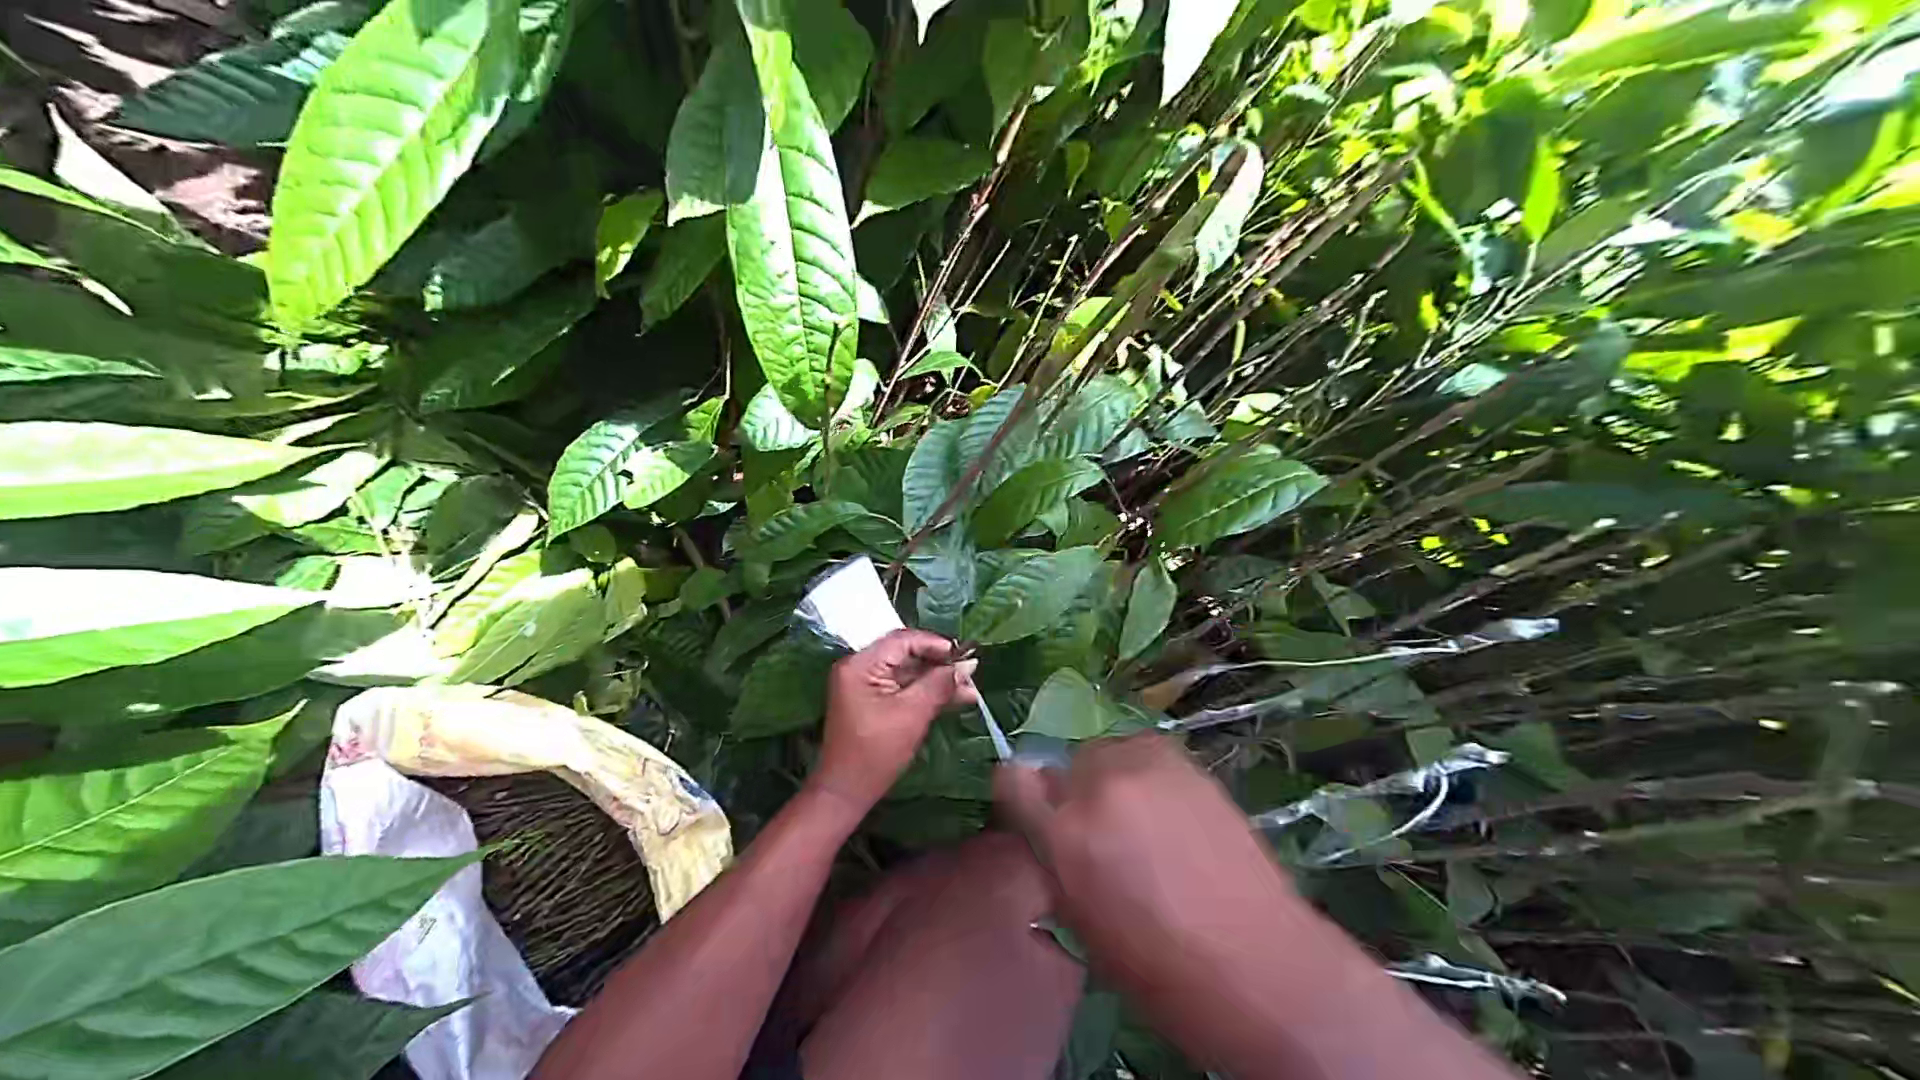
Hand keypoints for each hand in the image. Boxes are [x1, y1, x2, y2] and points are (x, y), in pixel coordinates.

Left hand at [811, 629, 977, 809]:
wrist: (847, 792)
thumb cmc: (876, 752)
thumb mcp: (912, 714)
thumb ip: (940, 684)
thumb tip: (968, 664)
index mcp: (860, 664)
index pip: (903, 640)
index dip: (936, 644)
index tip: (965, 654)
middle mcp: (858, 667)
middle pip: (906, 654)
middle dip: (940, 663)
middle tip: (971, 672)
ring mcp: (864, 684)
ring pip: (907, 671)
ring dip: (937, 679)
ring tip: (969, 689)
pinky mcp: (871, 700)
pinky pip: (902, 687)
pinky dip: (925, 691)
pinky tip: (953, 697)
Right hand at [995, 735, 1293, 988]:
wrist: (1258, 963)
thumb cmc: (1158, 968)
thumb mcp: (1079, 921)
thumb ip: (1053, 859)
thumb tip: (1045, 825)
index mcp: (1063, 835)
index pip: (1011, 778)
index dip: (1021, 794)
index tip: (1035, 813)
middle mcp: (1095, 787)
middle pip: (1061, 763)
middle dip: (1072, 792)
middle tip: (1100, 829)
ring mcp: (1143, 767)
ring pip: (1103, 752)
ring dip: (1109, 778)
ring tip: (1140, 818)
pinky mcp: (1184, 759)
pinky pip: (1143, 750)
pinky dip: (1145, 772)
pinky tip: (1169, 808)